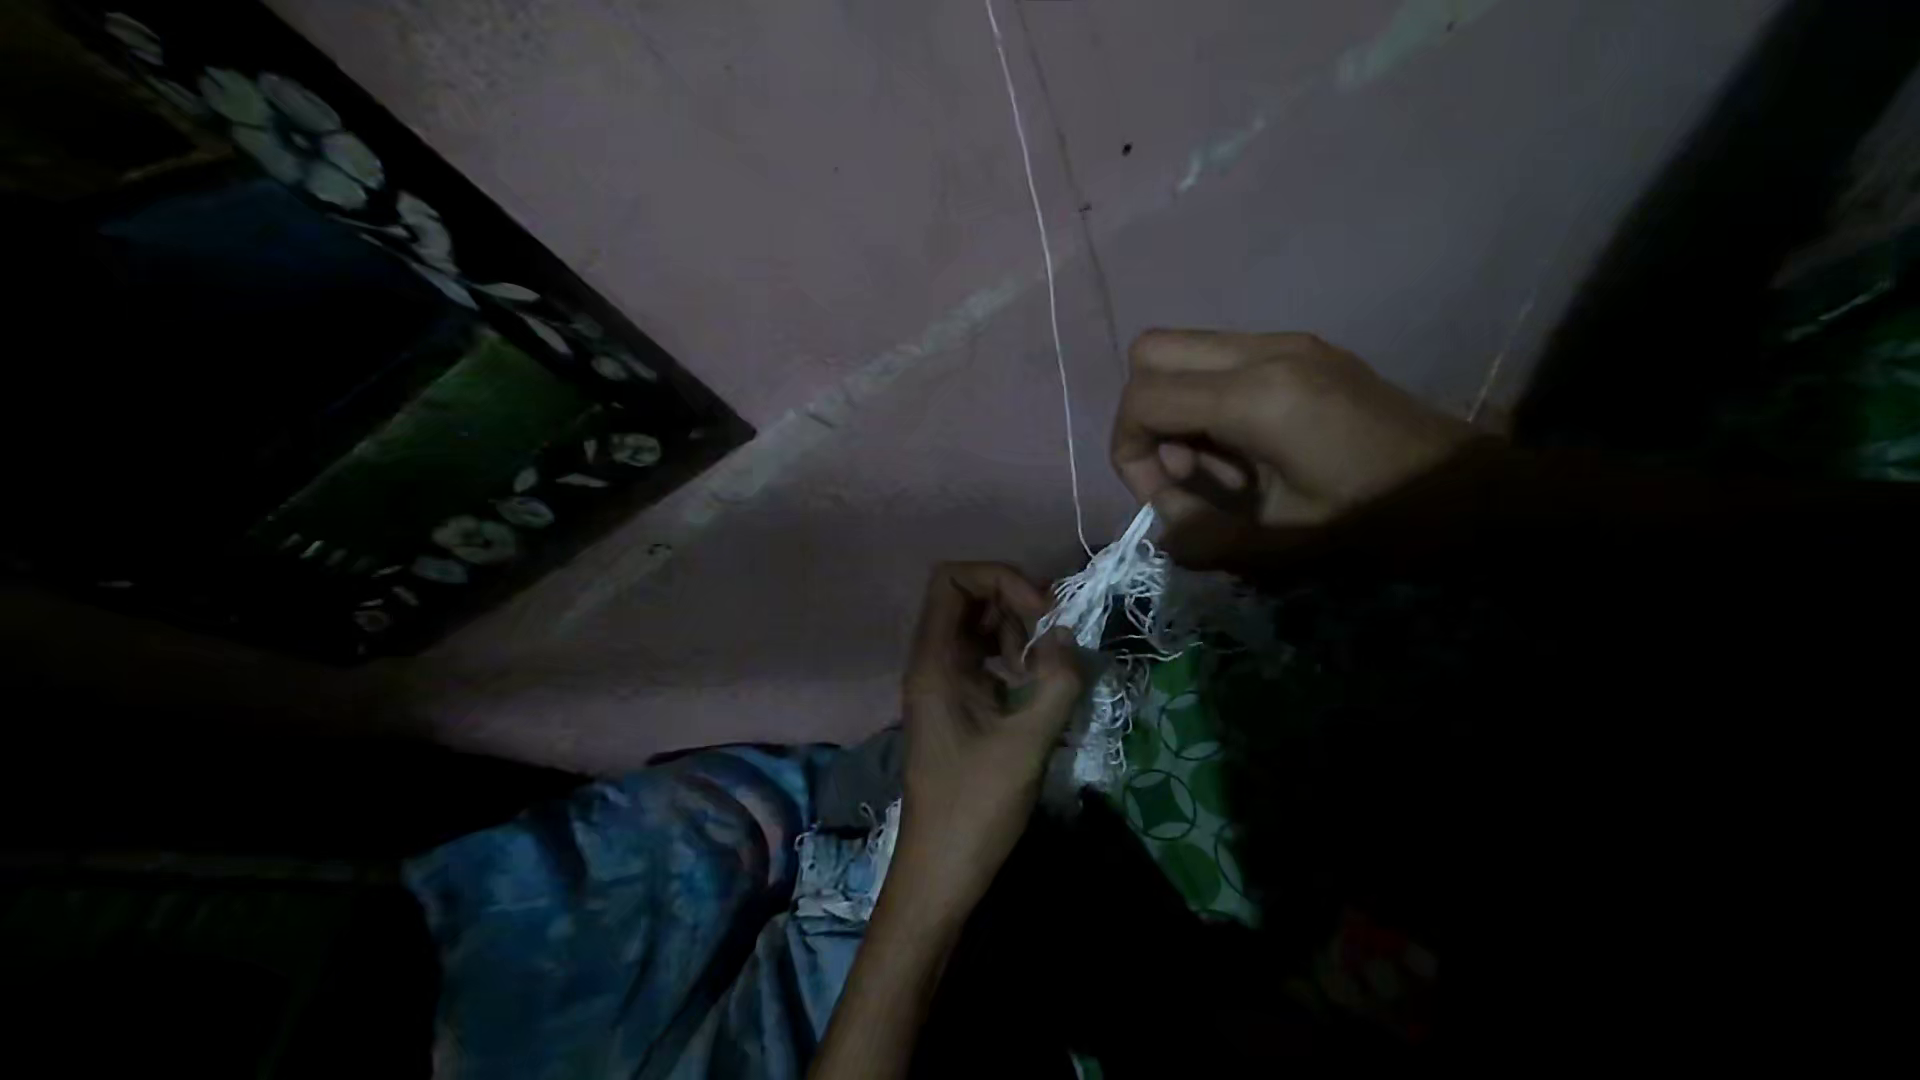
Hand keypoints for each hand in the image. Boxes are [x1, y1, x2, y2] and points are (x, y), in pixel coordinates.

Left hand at [892, 563, 1080, 917]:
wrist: (940, 870)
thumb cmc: (975, 808)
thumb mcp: (1026, 744)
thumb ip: (1055, 683)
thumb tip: (1069, 636)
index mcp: (934, 661)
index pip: (952, 579)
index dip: (999, 579)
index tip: (1040, 614)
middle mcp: (932, 661)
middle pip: (967, 597)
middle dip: (1014, 602)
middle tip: (1054, 636)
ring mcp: (943, 682)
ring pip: (977, 626)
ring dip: (1016, 630)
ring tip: (1046, 664)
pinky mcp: (957, 702)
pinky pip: (983, 656)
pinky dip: (1012, 656)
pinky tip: (1034, 683)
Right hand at [1111, 330, 1477, 562]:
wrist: (1477, 493)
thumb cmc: (1379, 524)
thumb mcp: (1280, 548)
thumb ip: (1200, 537)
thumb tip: (1161, 523)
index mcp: (1256, 398)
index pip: (1143, 399)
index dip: (1129, 453)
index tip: (1162, 499)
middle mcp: (1265, 351)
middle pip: (1150, 352)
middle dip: (1143, 416)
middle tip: (1179, 468)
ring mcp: (1288, 342)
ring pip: (1184, 350)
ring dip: (1176, 407)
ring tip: (1217, 465)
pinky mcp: (1305, 349)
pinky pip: (1222, 359)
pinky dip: (1208, 399)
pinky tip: (1246, 447)